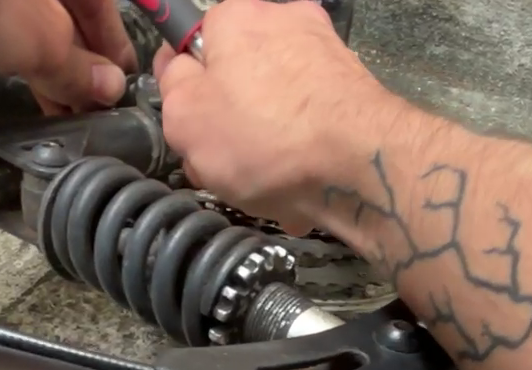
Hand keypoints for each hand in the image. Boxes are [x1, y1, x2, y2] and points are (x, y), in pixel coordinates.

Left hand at [0, 0, 136, 107]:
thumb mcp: (40, 41)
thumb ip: (78, 68)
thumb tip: (109, 89)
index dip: (112, 45)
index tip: (119, 85)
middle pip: (61, 8)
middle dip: (77, 58)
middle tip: (87, 105)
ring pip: (25, 15)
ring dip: (43, 59)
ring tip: (55, 105)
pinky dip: (7, 48)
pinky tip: (15, 80)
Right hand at [154, 0, 406, 230]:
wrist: (359, 167)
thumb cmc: (267, 140)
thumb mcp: (185, 119)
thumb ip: (172, 89)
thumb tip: (178, 73)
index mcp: (234, 17)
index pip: (193, 48)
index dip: (186, 95)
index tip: (191, 130)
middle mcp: (285, 23)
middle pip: (238, 86)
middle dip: (230, 133)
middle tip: (229, 169)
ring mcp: (325, 58)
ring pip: (275, 115)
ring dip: (266, 155)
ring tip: (270, 188)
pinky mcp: (354, 97)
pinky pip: (310, 134)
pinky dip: (302, 162)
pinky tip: (301, 191)